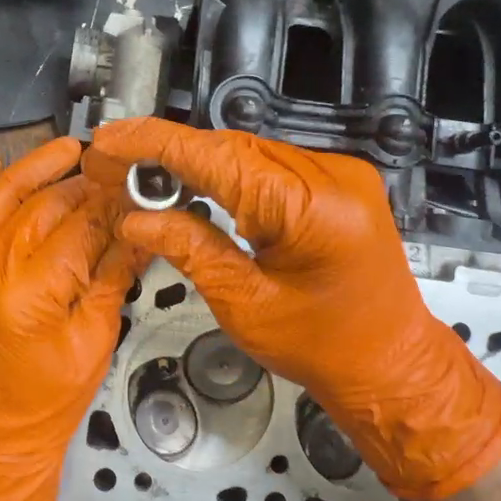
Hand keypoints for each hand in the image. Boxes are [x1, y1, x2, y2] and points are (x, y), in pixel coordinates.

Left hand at [0, 137, 145, 500]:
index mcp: (32, 295)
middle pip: (39, 209)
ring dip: (28, 170)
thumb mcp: (95, 339)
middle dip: (78, 189)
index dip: (109, 209)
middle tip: (105, 176)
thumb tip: (139, 228)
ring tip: (62, 151)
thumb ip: (113, 276)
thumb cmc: (49, 395)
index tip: (129, 194)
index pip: (79, 231)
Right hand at [83, 119, 500, 500]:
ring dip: (193, 160)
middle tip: (115, 161)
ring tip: (144, 174)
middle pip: (230, 147)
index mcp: (312, 209)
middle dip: (167, 151)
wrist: (388, 362)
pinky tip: (191, 182)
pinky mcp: (336, 181)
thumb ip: (190, 249)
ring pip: (246, 150)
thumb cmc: (326, 347)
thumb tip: (138, 217)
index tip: (112, 138)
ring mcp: (339, 174)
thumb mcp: (244, 305)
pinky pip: (267, 163)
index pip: (218, 158)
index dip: (157, 144)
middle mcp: (332, 177)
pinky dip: (224, 170)